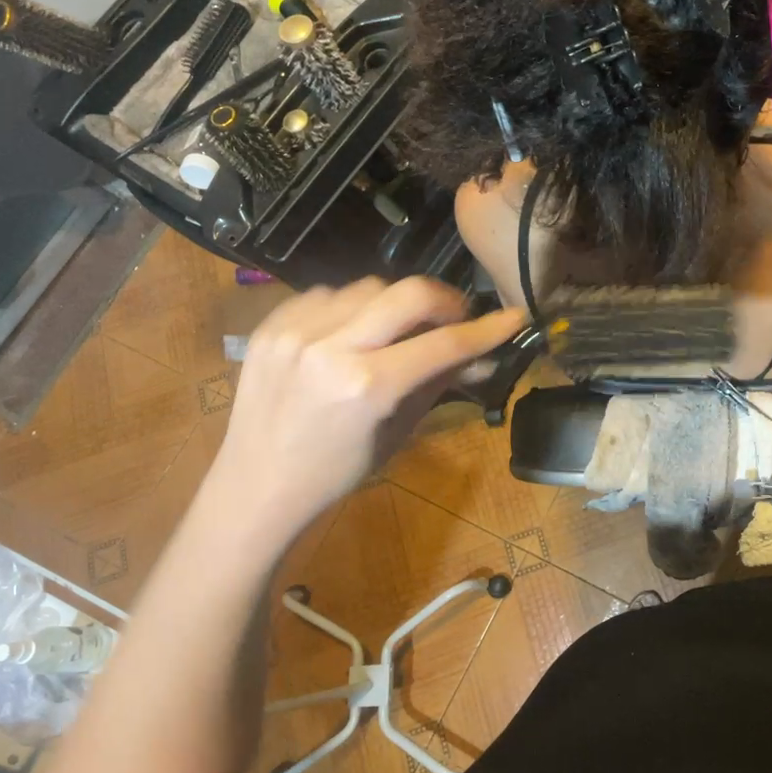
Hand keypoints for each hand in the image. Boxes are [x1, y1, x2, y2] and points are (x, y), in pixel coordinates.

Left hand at [207, 277, 525, 529]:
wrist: (256, 486)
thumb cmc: (337, 473)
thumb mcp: (397, 432)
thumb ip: (438, 383)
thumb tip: (483, 358)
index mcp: (366, 386)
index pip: (444, 343)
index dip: (487, 329)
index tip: (515, 317)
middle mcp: (330, 347)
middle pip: (408, 293)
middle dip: (446, 300)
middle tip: (456, 318)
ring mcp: (295, 331)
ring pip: (368, 287)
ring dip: (396, 303)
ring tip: (400, 329)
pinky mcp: (271, 324)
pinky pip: (329, 295)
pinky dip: (354, 307)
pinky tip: (356, 331)